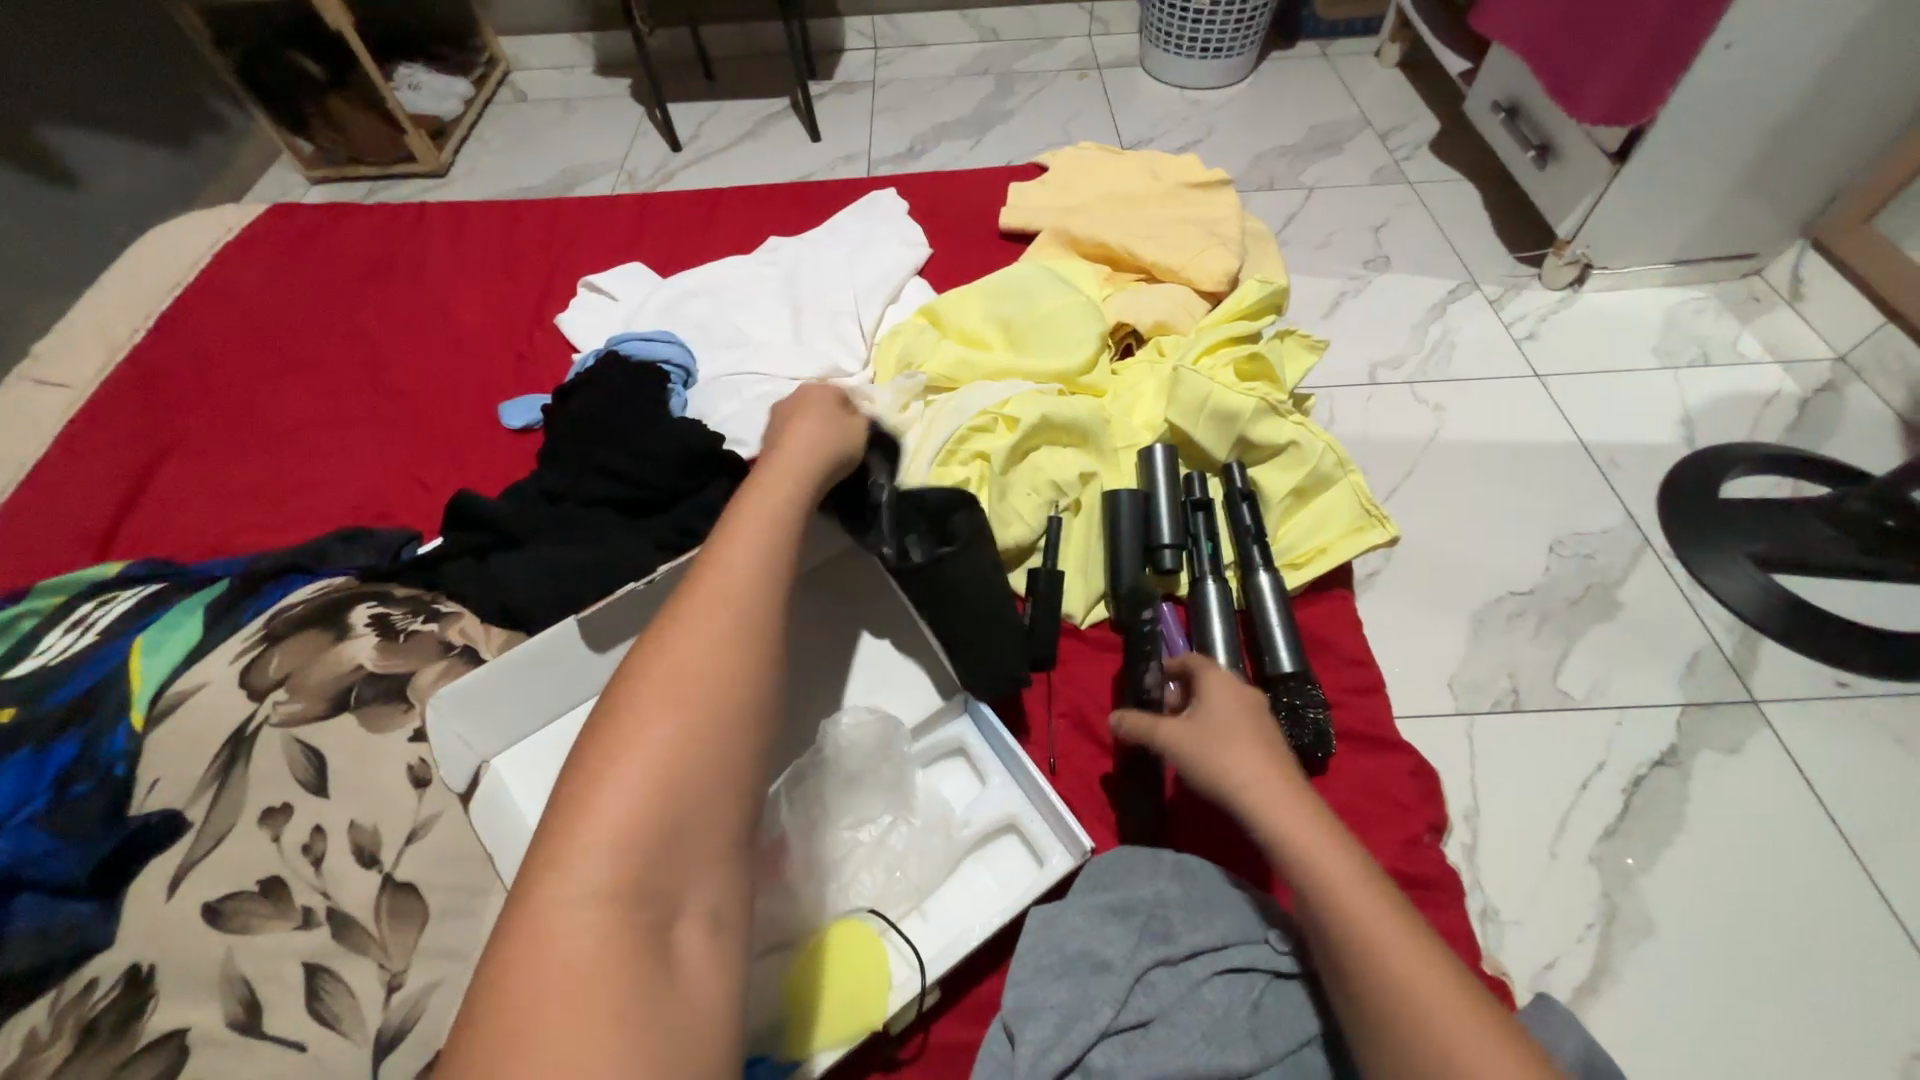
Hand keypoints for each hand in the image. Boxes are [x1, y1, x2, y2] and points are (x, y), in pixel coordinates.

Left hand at [760, 383, 868, 494]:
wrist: (789, 473)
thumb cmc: (832, 446)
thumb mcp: (862, 431)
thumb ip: (862, 418)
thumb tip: (855, 414)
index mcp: (822, 387)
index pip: (844, 394)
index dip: (853, 412)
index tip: (856, 431)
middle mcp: (796, 393)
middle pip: (818, 404)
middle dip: (828, 418)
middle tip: (837, 441)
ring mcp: (776, 414)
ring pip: (800, 418)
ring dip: (808, 430)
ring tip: (817, 453)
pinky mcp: (764, 435)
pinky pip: (787, 436)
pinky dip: (794, 444)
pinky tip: (801, 460)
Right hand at [1111, 652, 1307, 816]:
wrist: (1273, 800)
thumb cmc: (1216, 757)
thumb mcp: (1168, 741)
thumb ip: (1138, 726)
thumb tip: (1111, 718)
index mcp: (1218, 678)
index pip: (1189, 659)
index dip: (1168, 668)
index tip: (1150, 684)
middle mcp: (1242, 688)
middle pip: (1205, 681)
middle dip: (1180, 695)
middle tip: (1159, 715)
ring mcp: (1261, 713)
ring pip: (1222, 703)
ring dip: (1199, 714)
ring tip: (1179, 738)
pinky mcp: (1271, 738)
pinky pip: (1237, 722)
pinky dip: (1217, 729)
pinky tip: (1207, 755)